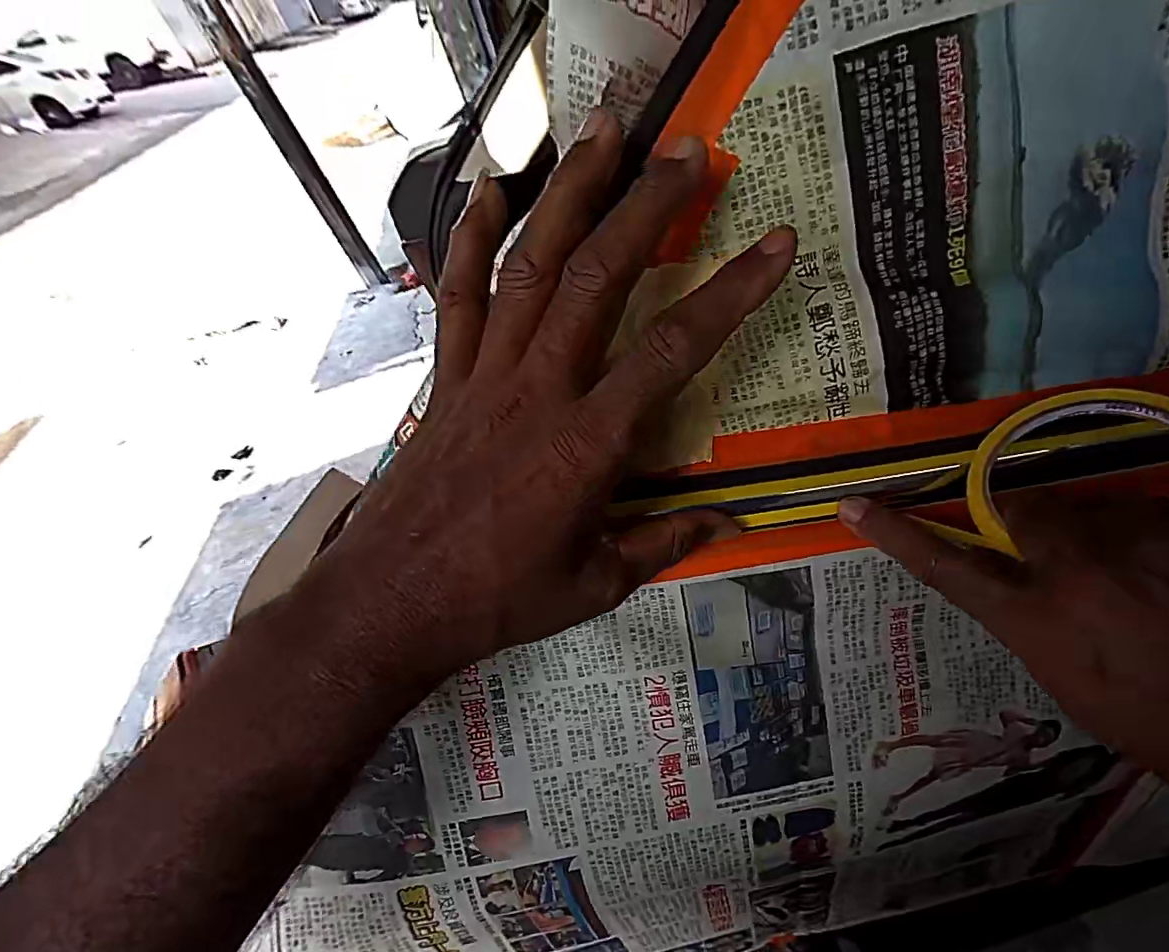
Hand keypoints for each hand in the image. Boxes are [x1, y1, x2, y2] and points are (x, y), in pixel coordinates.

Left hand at [301, 111, 795, 679]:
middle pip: (599, 277)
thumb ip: (664, 543)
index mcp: (587, 446)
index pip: (673, 351)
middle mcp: (538, 391)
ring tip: (604, 133)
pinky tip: (492, 189)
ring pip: (530, 267)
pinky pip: (458, 297)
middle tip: (688, 152)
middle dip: (648, 206)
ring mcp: (485, 377)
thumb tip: (727, 521)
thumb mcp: (595, 585)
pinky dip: (471, 239)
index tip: (773, 246)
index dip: (732, 293)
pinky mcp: (447, 380)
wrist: (394, 600)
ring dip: (569, 195)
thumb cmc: (498, 600)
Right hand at [837, 493, 1168, 814]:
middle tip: (1072, 561)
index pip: (946, 565)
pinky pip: (1163, 513)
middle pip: (1025, 508)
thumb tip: (1031, 584)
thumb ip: (1039, 621)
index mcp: (1037, 617)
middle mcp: (1078, 563)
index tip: (855, 506)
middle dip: (1034, 525)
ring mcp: (1147, 532)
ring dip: (1108, 537)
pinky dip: (1167, 540)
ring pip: (1099, 508)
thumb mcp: (1077, 688)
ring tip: (1159, 586)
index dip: (897, 534)